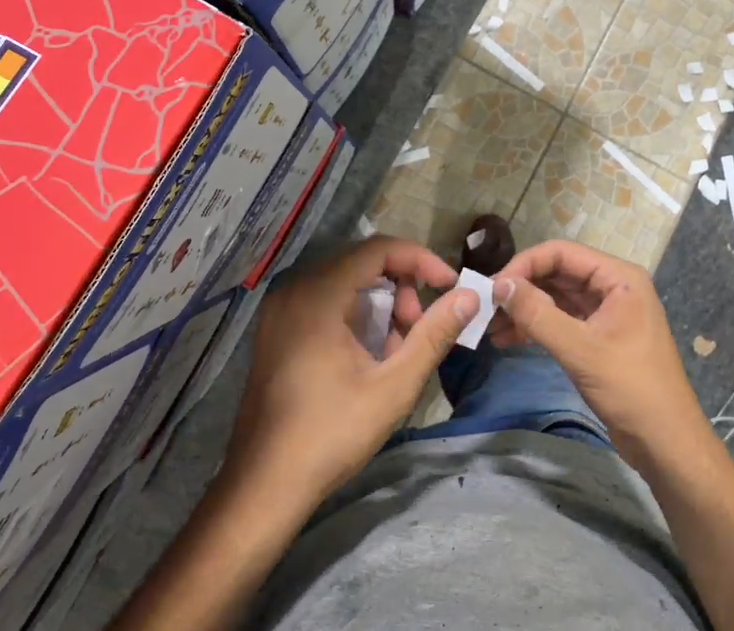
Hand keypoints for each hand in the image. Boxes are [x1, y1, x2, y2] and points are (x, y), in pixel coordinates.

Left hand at [223, 236, 477, 504]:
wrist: (264, 484)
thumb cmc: (331, 434)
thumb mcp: (394, 386)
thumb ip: (433, 335)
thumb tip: (469, 297)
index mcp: (317, 295)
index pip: (377, 249)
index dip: (420, 260)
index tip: (450, 286)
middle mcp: (293, 291)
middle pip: (360, 263)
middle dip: (401, 286)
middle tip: (420, 328)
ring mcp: (280, 311)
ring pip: (344, 283)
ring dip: (381, 304)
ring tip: (399, 349)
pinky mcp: (276, 331)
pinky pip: (325, 303)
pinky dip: (356, 316)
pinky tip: (371, 357)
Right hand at [492, 240, 704, 452]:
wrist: (666, 441)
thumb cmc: (631, 388)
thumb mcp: (580, 349)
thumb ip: (538, 314)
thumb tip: (499, 285)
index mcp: (619, 277)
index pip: (561, 252)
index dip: (524, 265)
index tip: (492, 288)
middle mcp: (613, 287)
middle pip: (557, 273)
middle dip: (521, 288)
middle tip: (485, 308)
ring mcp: (606, 313)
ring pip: (557, 298)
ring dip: (525, 309)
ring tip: (490, 328)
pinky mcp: (599, 337)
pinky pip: (562, 320)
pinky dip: (536, 327)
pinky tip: (508, 340)